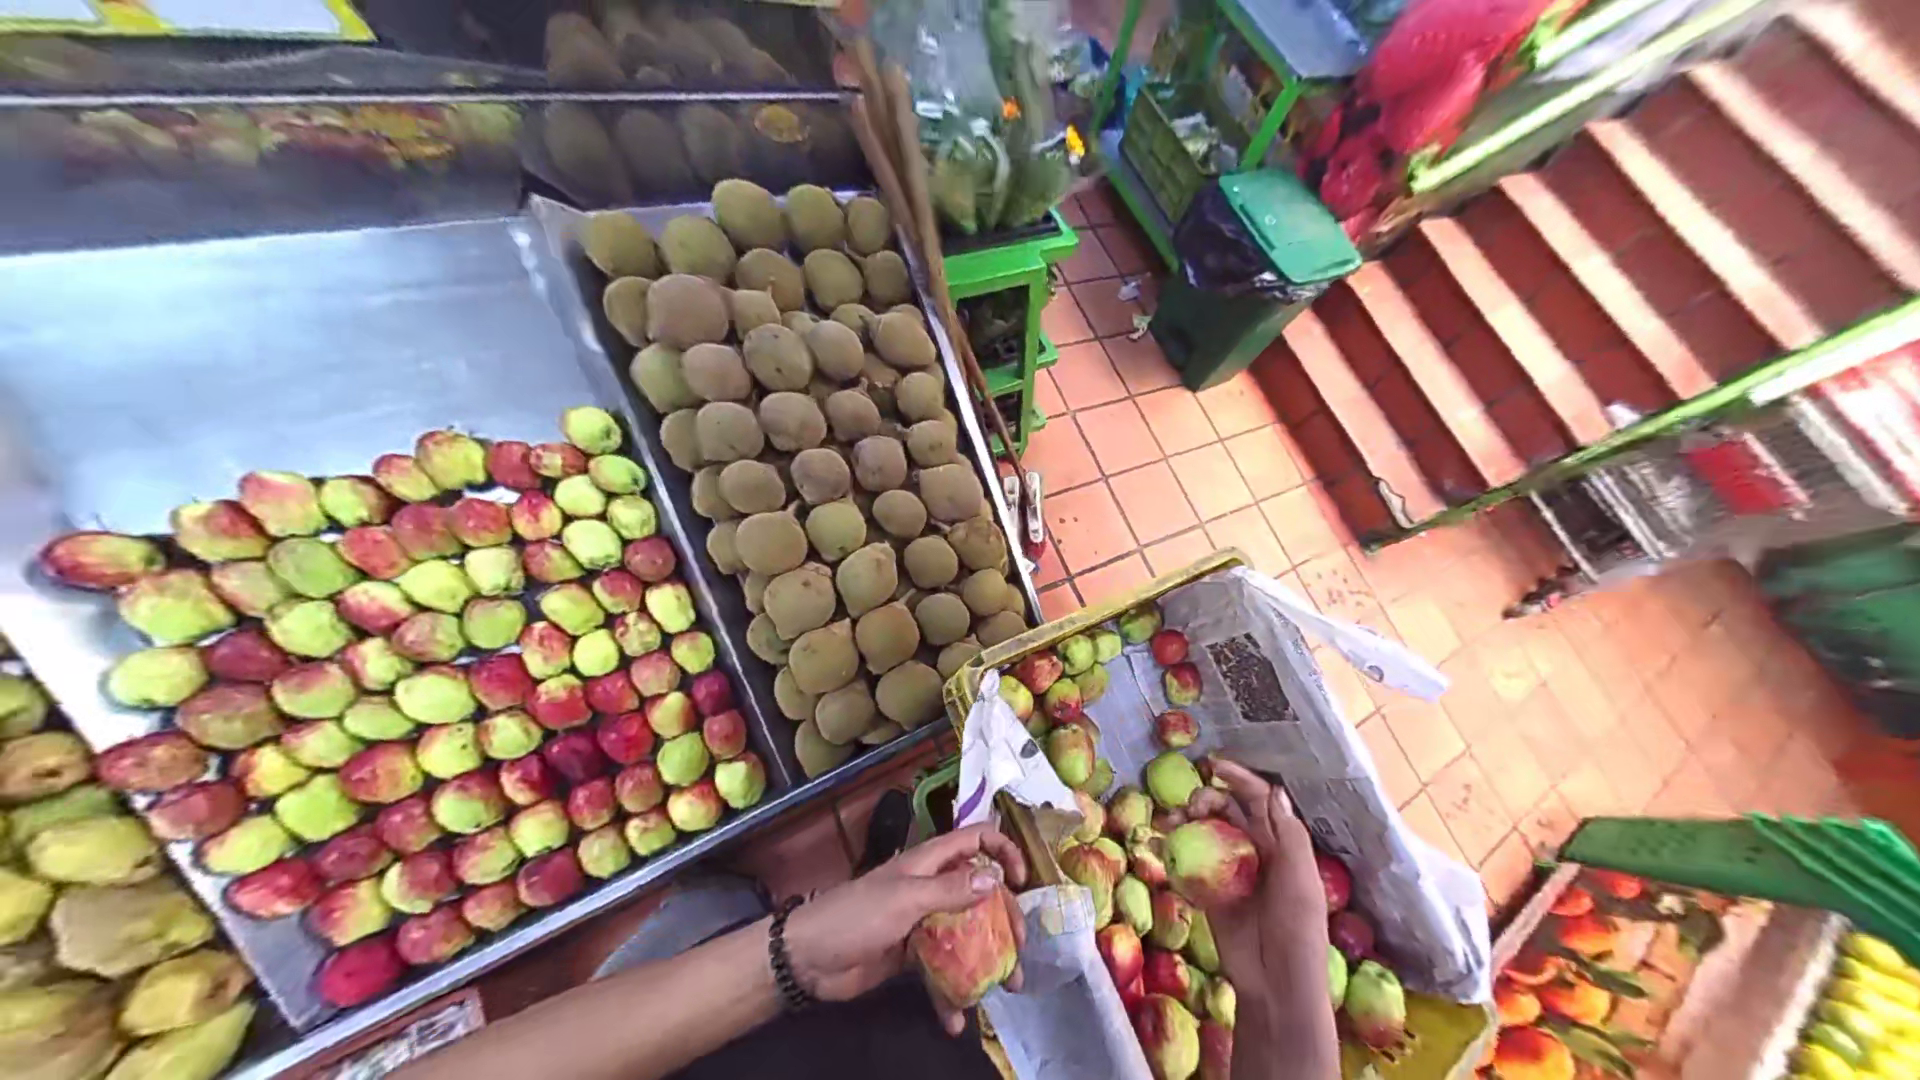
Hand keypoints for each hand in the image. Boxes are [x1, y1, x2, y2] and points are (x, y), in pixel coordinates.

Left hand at [784, 823, 1027, 1033]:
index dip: (1003, 851)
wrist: (811, 958)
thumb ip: (949, 889)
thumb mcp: (905, 898)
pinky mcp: (914, 955)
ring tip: (1007, 987)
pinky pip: (943, 970)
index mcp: (931, 861)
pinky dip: (952, 992)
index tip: (1021, 881)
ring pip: (968, 933)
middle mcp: (933, 886)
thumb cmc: (857, 914)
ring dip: (988, 960)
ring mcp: (925, 922)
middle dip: (1004, 917)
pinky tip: (956, 1018)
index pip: (976, 840)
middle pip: (981, 892)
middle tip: (1019, 948)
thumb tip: (995, 879)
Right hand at [1186, 758, 1328, 1002]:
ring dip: (1184, 819)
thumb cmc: (1297, 933)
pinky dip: (1170, 847)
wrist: (1276, 986)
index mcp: (1277, 844)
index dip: (1238, 777)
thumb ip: (1289, 835)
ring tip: (1171, 824)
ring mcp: (1226, 869)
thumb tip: (1274, 789)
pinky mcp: (1206, 890)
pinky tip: (1159, 844)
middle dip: (1206, 798)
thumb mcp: (1302, 883)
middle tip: (1193, 808)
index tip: (1213, 765)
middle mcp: (1251, 850)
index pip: (1257, 799)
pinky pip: (1185, 860)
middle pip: (1224, 808)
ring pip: (1201, 829)